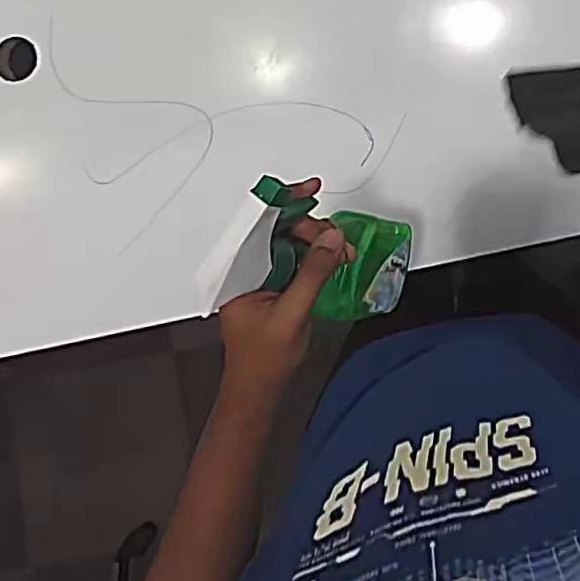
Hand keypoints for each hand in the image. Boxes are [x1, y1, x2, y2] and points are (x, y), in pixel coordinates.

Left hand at [215, 178, 351, 389]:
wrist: (258, 391)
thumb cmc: (262, 361)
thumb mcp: (291, 314)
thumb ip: (312, 273)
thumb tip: (331, 239)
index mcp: (238, 273)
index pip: (259, 224)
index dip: (284, 201)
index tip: (309, 189)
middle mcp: (248, 268)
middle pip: (282, 228)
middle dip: (314, 228)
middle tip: (336, 241)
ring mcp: (263, 274)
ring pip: (295, 240)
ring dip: (322, 241)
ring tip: (342, 253)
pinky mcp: (278, 282)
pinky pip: (301, 256)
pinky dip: (321, 254)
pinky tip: (335, 259)